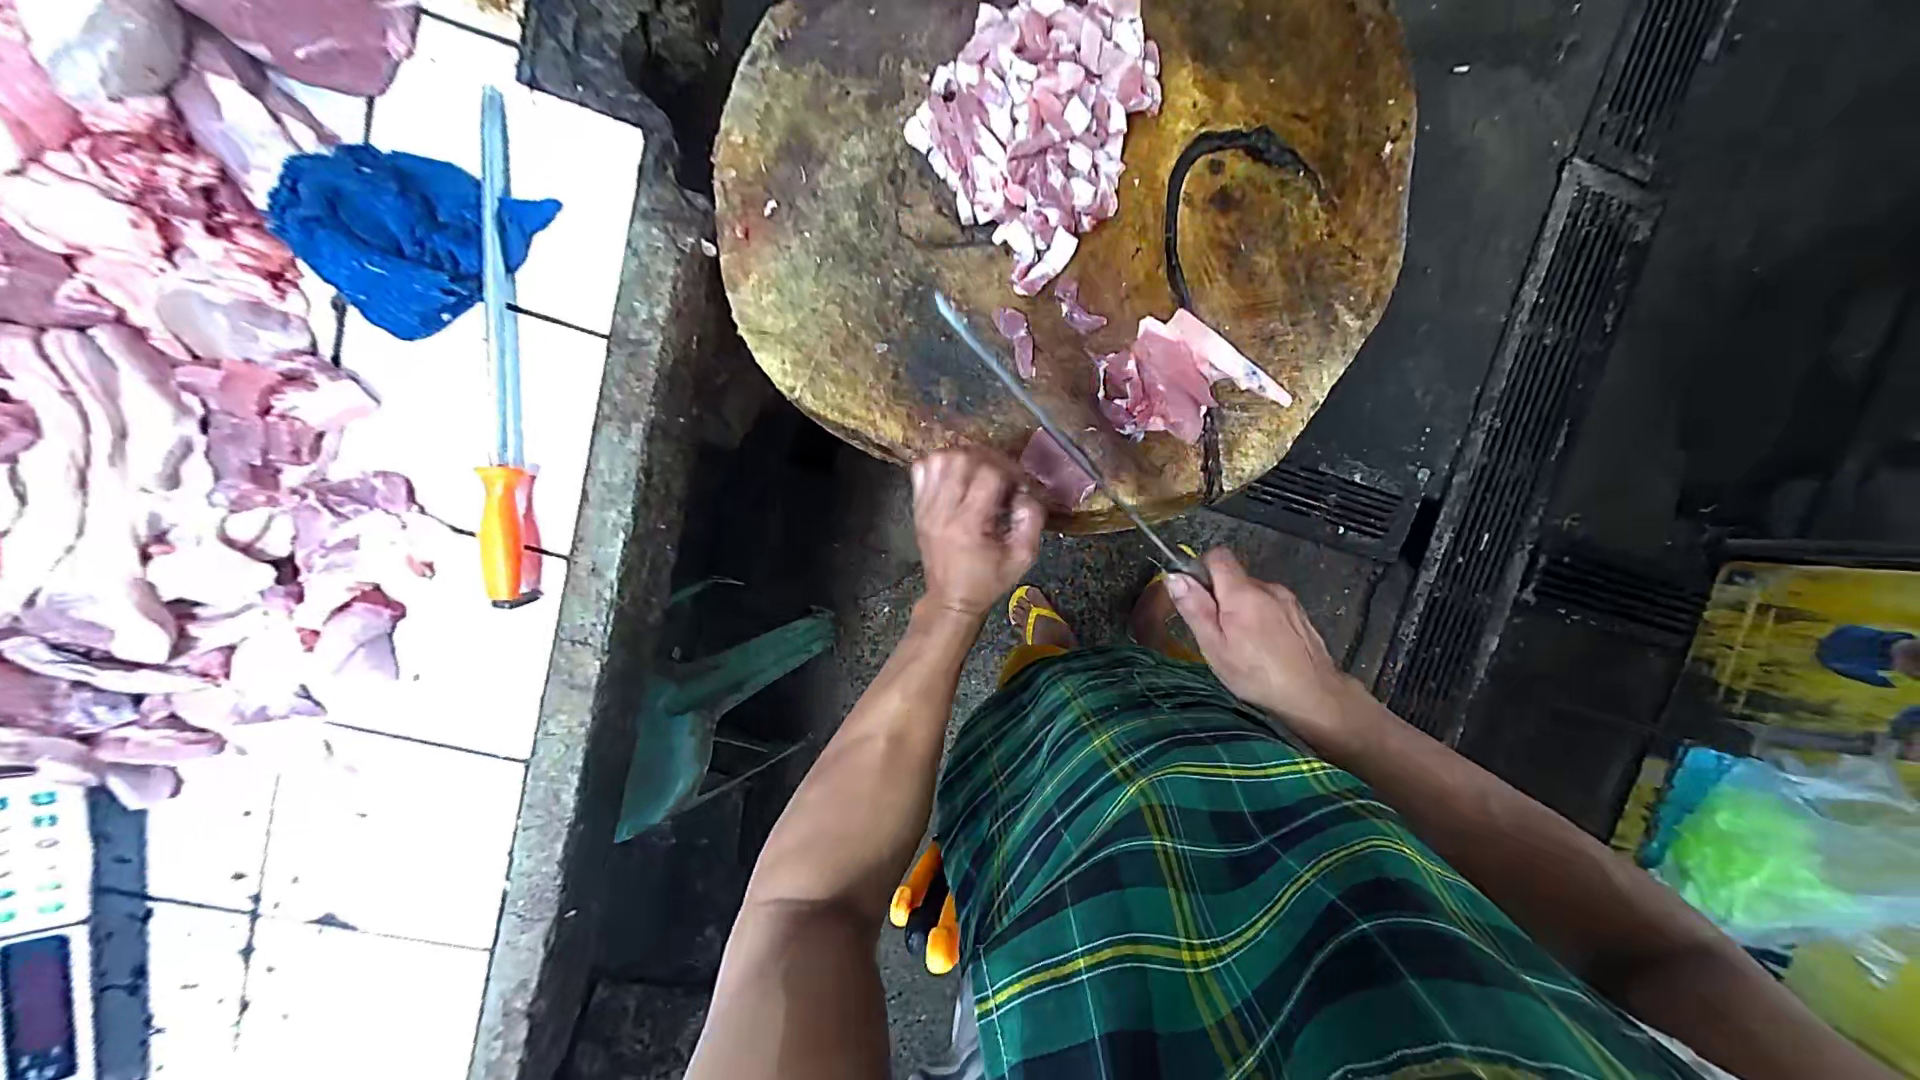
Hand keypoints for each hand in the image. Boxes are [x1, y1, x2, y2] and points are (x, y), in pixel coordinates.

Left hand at [910, 448, 1043, 619]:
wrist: (950, 599)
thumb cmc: (989, 580)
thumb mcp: (1023, 557)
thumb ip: (1032, 520)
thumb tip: (1026, 490)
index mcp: (969, 525)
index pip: (988, 474)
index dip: (1009, 471)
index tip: (1017, 484)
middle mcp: (942, 512)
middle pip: (960, 459)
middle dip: (987, 458)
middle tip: (1000, 472)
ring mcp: (925, 508)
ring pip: (939, 459)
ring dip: (962, 457)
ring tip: (978, 470)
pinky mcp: (917, 508)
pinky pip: (921, 469)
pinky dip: (940, 464)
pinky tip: (955, 475)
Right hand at [1166, 547, 1359, 739]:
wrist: (1314, 695)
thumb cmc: (1256, 675)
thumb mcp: (1214, 646)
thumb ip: (1194, 608)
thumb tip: (1174, 577)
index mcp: (1242, 593)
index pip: (1217, 556)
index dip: (1202, 571)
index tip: (1198, 597)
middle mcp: (1267, 587)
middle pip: (1234, 577)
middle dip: (1221, 596)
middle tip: (1218, 631)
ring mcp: (1287, 599)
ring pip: (1252, 592)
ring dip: (1241, 608)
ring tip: (1242, 642)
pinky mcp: (1299, 612)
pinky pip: (1269, 603)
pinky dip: (1260, 616)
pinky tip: (1263, 645)